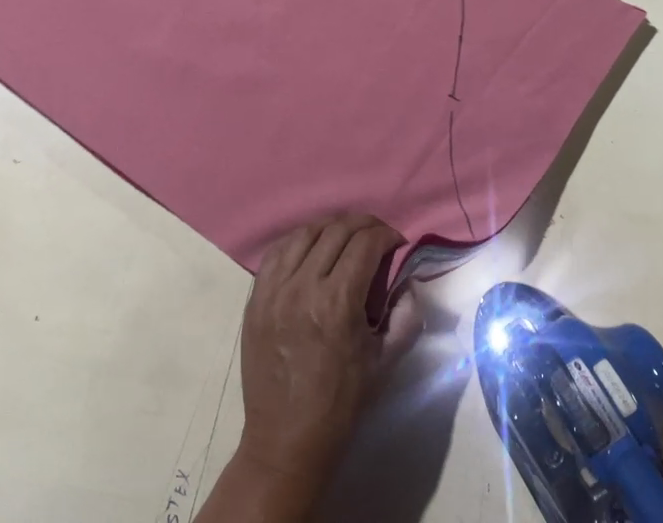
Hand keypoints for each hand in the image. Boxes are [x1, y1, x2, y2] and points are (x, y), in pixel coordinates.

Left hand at [235, 213, 404, 481]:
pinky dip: (298, 242)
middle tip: (378, 236)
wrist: (287, 437)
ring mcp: (272, 292)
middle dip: (364, 225)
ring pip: (303, 234)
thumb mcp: (387, 360)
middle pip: (335, 231)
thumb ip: (406, 314)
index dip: (387, 235)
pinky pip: (276, 253)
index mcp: (337, 303)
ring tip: (345, 237)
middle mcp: (302, 288)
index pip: (365, 243)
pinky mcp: (254, 300)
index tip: (397, 243)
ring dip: (330, 227)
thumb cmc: (342, 402)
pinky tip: (311, 249)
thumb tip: (408, 279)